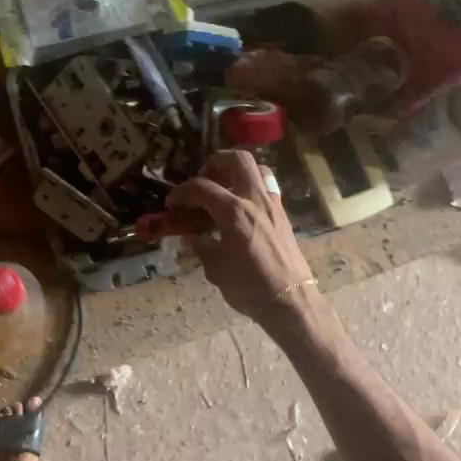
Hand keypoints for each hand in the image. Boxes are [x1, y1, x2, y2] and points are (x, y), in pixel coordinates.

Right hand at [168, 150, 318, 333]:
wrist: (289, 300)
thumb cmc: (248, 287)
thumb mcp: (215, 268)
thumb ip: (200, 245)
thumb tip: (190, 235)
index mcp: (233, 212)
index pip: (201, 188)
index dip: (181, 192)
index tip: (172, 204)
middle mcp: (255, 200)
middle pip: (237, 160)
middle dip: (214, 163)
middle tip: (202, 180)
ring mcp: (273, 205)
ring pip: (257, 168)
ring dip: (237, 171)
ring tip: (224, 188)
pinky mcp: (282, 215)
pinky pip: (267, 187)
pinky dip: (251, 187)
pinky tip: (241, 207)